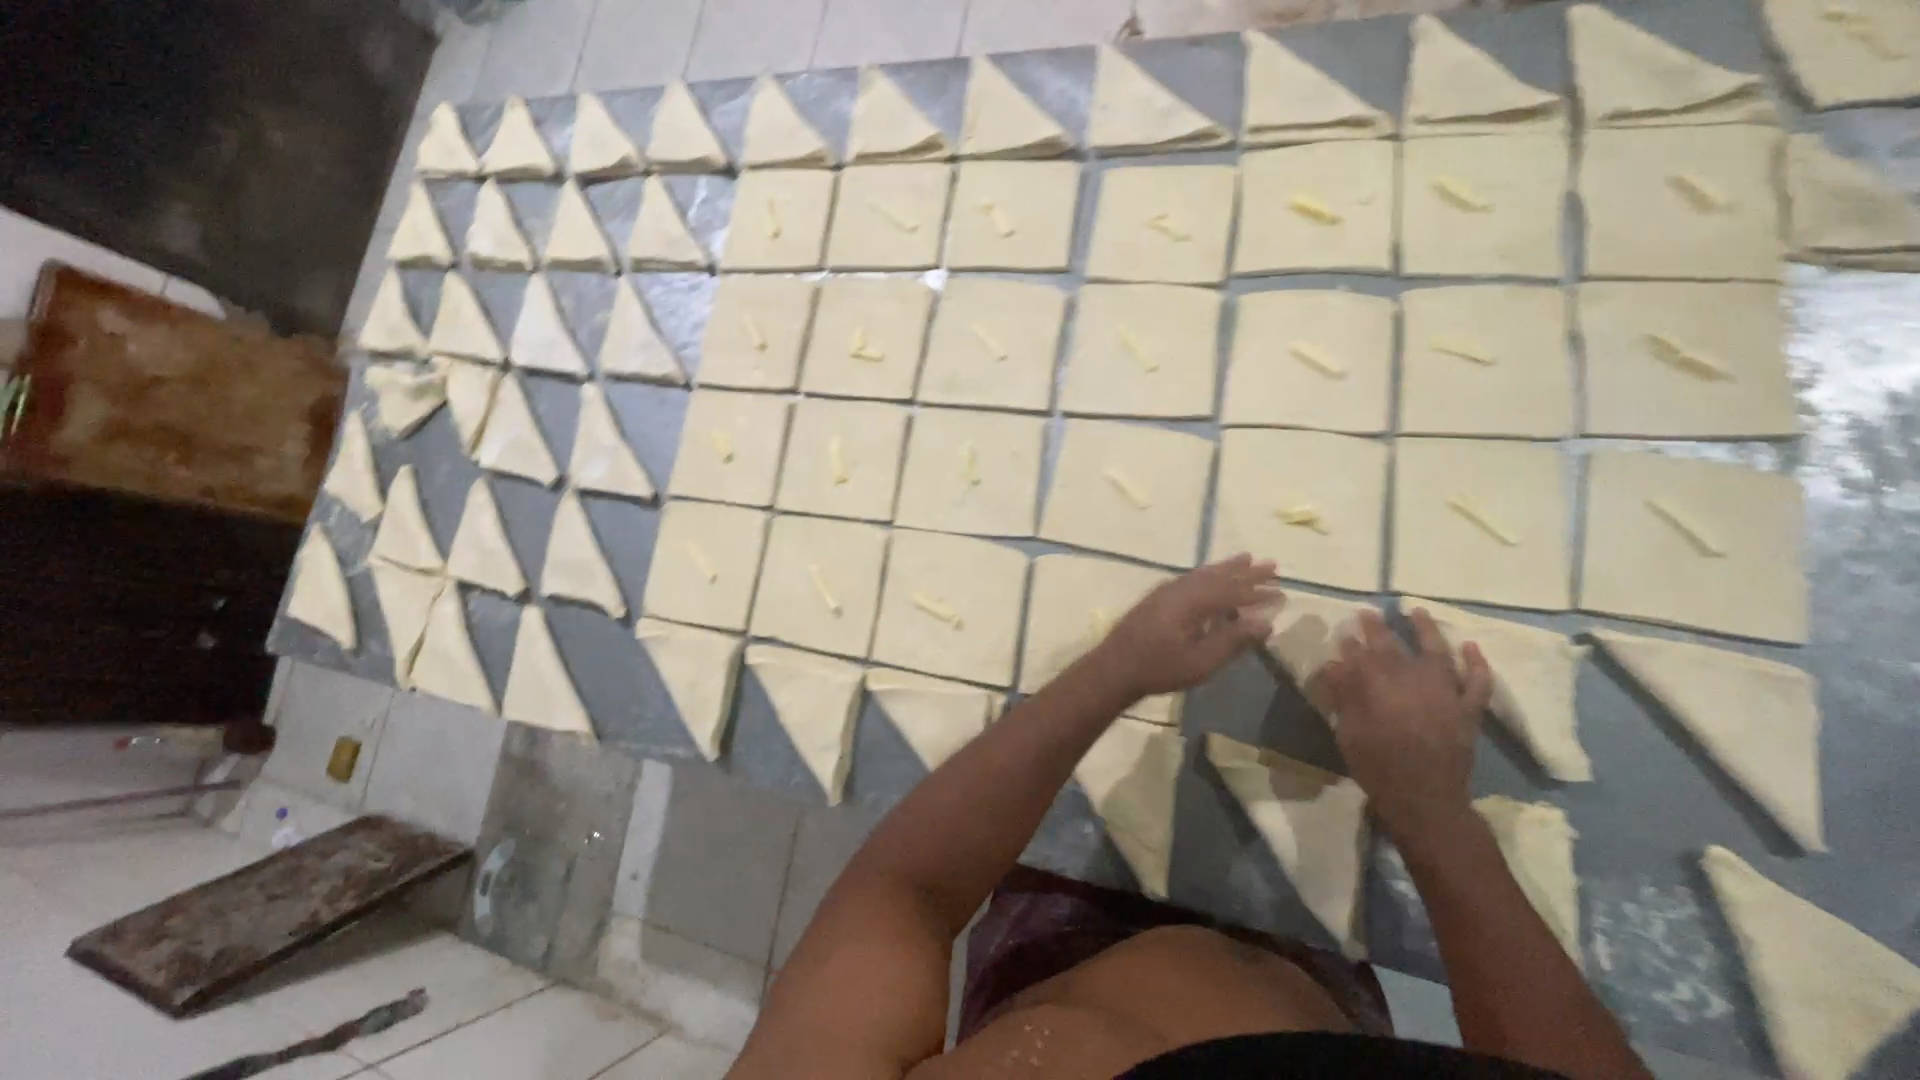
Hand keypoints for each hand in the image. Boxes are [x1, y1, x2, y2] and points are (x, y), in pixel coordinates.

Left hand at [1091, 554, 1280, 699]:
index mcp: (1193, 601)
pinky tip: (1211, 577)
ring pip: (1203, 573)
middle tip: (1272, 565)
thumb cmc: (1159, 668)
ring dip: (1227, 567)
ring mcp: (1166, 590)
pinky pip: (1191, 578)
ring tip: (1247, 559)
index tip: (1282, 591)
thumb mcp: (1201, 661)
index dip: (1258, 591)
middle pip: (1219, 575)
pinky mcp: (1157, 597)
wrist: (1113, 668)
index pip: (1234, 591)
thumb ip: (1233, 641)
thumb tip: (1265, 623)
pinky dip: (1208, 575)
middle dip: (1246, 571)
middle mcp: (1180, 588)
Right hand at [1320, 608, 1492, 843]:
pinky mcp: (1467, 710)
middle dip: (1377, 628)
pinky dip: (1475, 663)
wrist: (1424, 800)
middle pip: (1393, 647)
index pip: (1361, 654)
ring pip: (1437, 653)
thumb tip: (1335, 664)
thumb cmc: (1377, 768)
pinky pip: (1477, 683)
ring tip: (1417, 611)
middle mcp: (1413, 681)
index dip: (1351, 642)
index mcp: (1379, 687)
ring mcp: (1445, 693)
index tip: (1343, 632)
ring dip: (1426, 630)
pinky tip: (1469, 646)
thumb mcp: (1349, 732)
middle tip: (1367, 613)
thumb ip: (1344, 696)